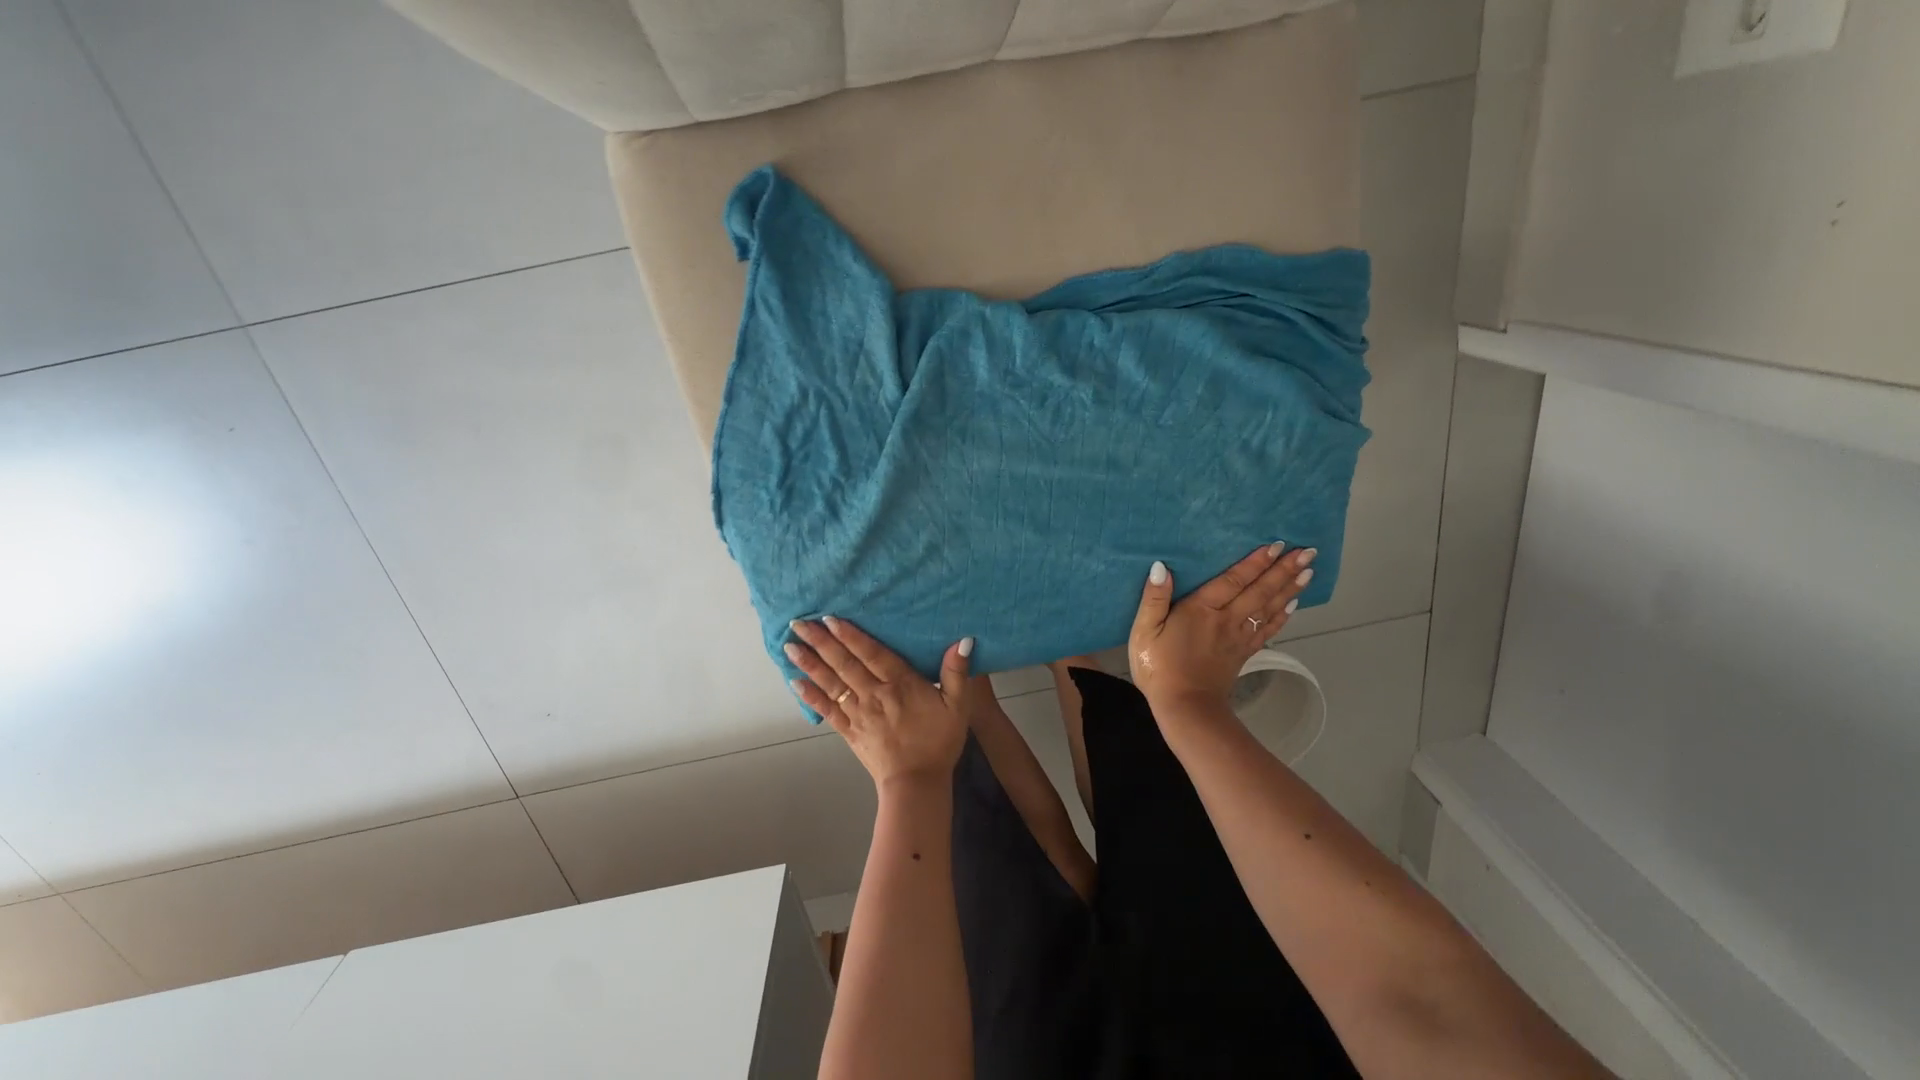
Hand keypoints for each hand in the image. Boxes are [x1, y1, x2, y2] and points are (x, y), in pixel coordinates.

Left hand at [786, 617, 973, 788]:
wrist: (917, 783)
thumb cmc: (939, 742)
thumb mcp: (958, 706)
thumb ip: (956, 672)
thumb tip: (962, 640)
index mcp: (899, 684)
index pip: (871, 653)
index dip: (850, 635)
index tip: (829, 618)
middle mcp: (873, 694)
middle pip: (844, 663)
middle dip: (820, 642)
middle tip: (797, 623)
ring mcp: (858, 713)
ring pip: (831, 683)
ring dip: (809, 663)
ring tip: (789, 646)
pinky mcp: (849, 731)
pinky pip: (827, 710)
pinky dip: (810, 695)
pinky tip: (795, 682)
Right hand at [1128, 544, 1317, 712]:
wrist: (1184, 707)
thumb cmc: (1159, 668)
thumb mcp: (1144, 631)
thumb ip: (1154, 598)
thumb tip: (1161, 566)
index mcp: (1202, 609)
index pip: (1233, 580)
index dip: (1255, 562)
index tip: (1277, 545)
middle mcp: (1226, 619)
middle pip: (1259, 590)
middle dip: (1283, 570)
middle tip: (1308, 552)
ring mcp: (1238, 637)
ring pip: (1268, 607)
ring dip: (1289, 588)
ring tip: (1308, 571)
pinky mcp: (1243, 653)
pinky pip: (1267, 630)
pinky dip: (1282, 615)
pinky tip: (1292, 604)